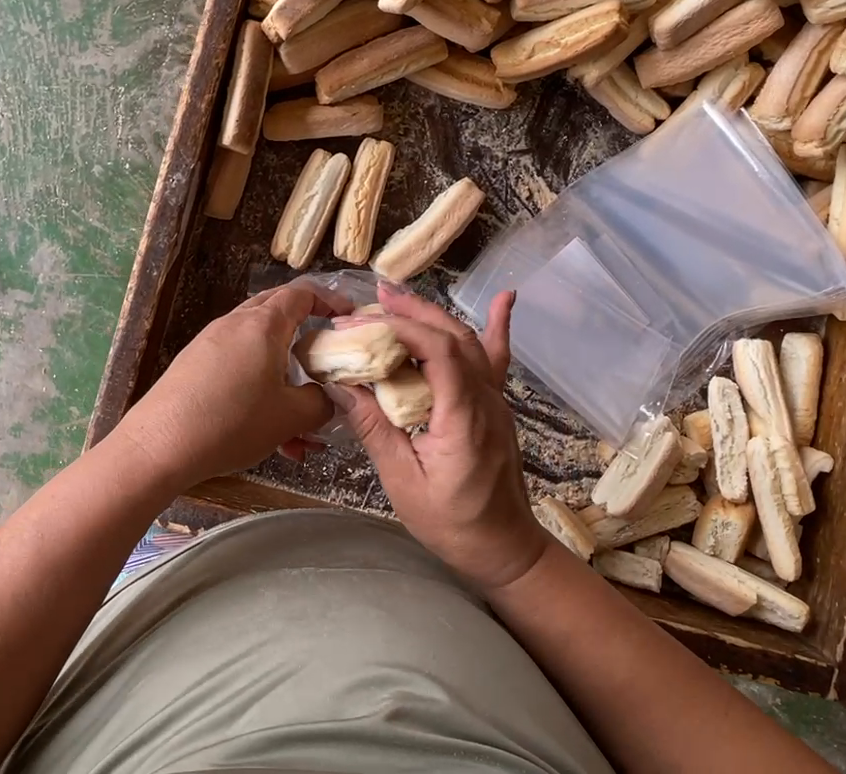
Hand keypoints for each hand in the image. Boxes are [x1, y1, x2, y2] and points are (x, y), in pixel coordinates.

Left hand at [112, 283, 341, 490]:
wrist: (159, 445)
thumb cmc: (232, 422)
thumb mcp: (290, 417)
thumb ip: (320, 403)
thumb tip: (327, 396)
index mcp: (264, 324)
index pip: (302, 293)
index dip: (329, 300)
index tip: (347, 316)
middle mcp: (236, 323)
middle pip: (277, 310)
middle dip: (306, 329)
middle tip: (326, 353)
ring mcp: (211, 343)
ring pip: (258, 345)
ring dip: (283, 373)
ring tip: (300, 423)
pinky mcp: (194, 365)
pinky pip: (237, 364)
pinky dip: (259, 386)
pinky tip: (267, 432)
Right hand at [339, 286, 552, 592]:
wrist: (505, 548)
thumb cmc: (453, 524)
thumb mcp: (403, 481)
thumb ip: (374, 429)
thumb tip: (340, 386)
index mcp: (464, 417)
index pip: (439, 351)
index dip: (401, 328)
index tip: (363, 322)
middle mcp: (485, 399)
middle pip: (453, 337)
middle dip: (411, 312)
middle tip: (372, 298)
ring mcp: (495, 400)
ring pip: (470, 342)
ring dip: (433, 316)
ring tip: (397, 298)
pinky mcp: (495, 406)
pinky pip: (495, 358)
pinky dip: (497, 326)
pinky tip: (505, 298)